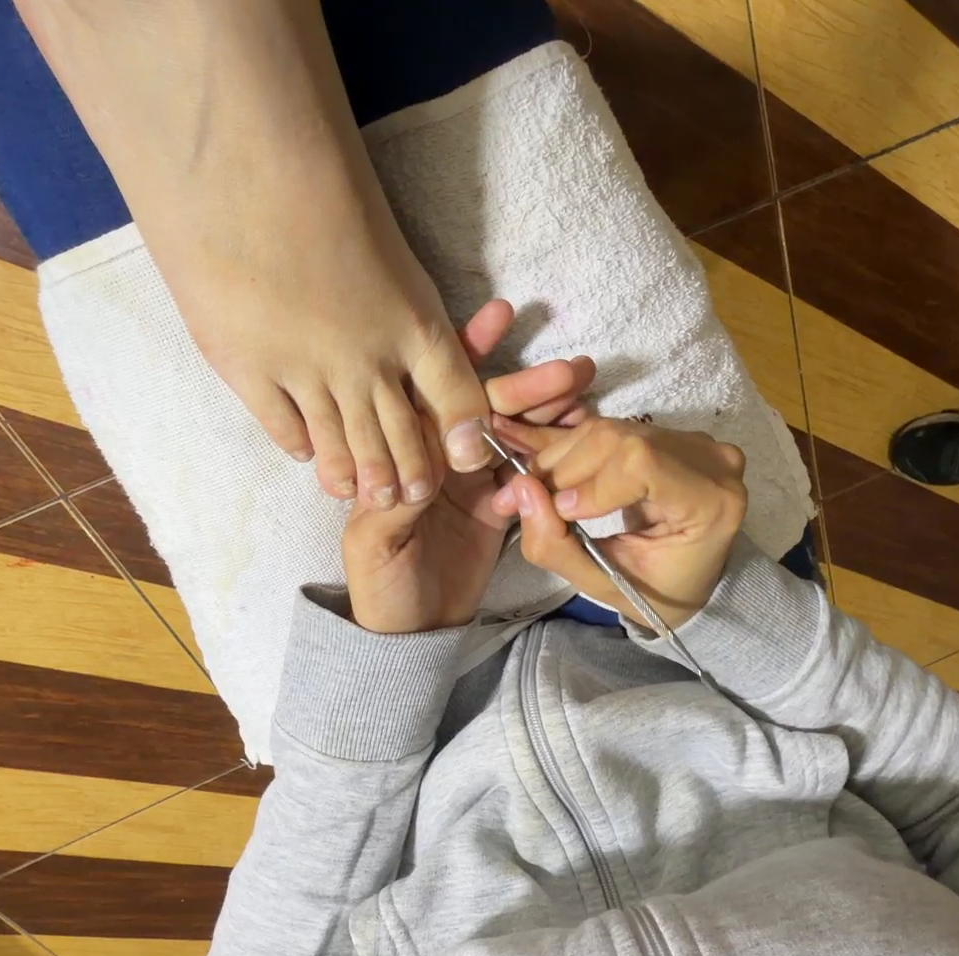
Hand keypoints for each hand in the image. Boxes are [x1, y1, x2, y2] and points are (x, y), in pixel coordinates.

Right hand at [167, 194, 494, 508]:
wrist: (240, 175)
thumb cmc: (328, 202)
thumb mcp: (397, 257)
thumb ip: (415, 317)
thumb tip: (431, 362)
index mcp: (413, 327)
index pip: (454, 397)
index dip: (462, 436)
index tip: (466, 462)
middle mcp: (365, 360)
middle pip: (397, 432)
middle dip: (410, 470)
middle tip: (412, 496)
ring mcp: (306, 370)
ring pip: (342, 441)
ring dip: (359, 473)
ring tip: (367, 495)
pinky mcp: (250, 370)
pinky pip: (284, 425)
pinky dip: (301, 445)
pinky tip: (307, 456)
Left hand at [343, 305, 595, 633]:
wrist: (411, 633)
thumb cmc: (380, 585)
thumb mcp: (374, 542)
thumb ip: (397, 501)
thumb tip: (431, 467)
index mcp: (405, 452)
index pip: (435, 393)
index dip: (465, 354)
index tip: (498, 319)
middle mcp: (441, 458)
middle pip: (486, 409)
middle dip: (526, 385)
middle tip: (573, 368)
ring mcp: (473, 482)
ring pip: (515, 438)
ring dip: (547, 414)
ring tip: (584, 391)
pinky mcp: (500, 510)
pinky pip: (531, 478)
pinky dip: (555, 460)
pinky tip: (582, 437)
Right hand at [490, 419, 747, 628]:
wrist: (691, 581)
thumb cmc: (656, 593)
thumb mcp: (604, 586)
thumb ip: (557, 547)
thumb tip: (519, 490)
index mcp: (711, 503)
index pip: (640, 463)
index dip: (591, 482)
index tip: (562, 512)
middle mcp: (711, 460)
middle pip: (617, 438)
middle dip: (563, 470)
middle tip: (529, 501)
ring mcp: (694, 441)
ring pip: (607, 428)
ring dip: (562, 459)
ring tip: (538, 493)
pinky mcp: (671, 434)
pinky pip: (612, 429)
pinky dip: (574, 451)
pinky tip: (553, 475)